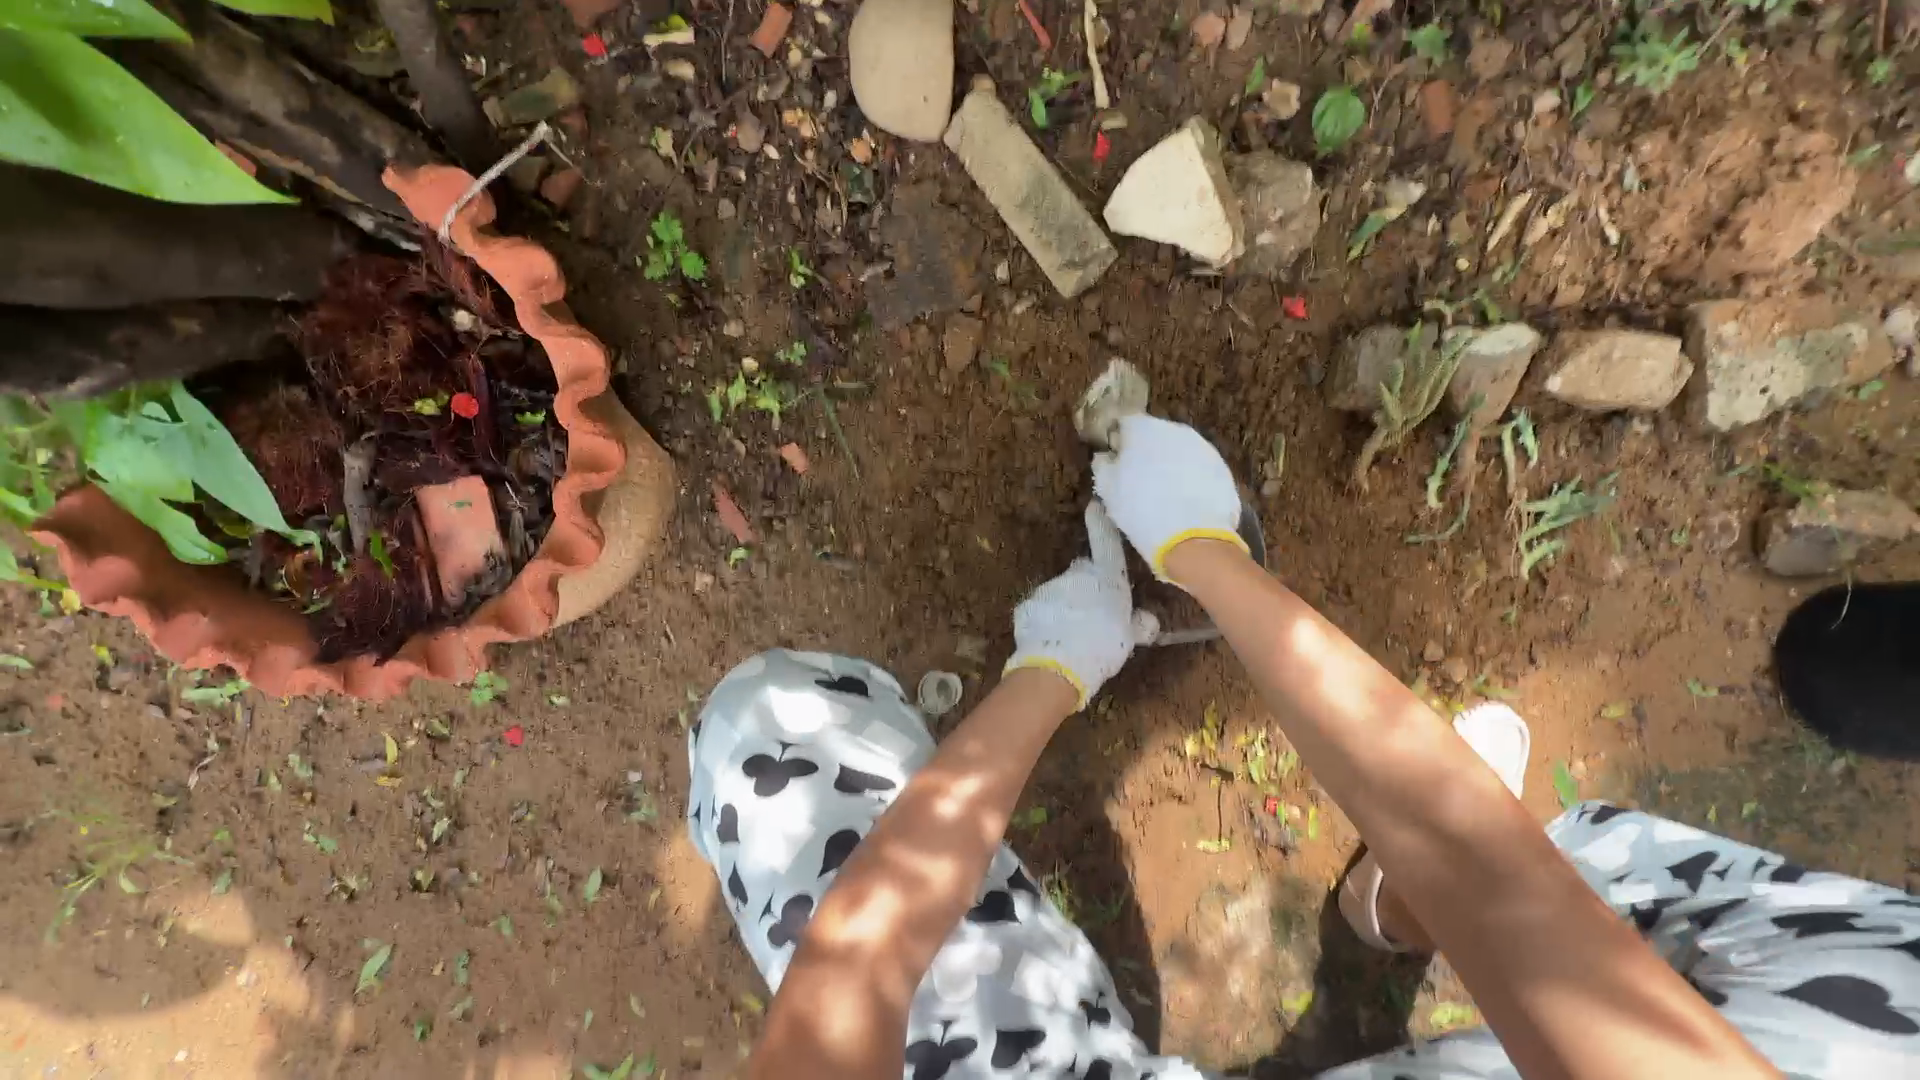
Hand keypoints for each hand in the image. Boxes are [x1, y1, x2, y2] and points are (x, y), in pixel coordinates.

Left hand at [1004, 500, 1160, 709]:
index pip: (1106, 543)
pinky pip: (1041, 609)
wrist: (1058, 666)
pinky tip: (1053, 641)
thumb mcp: (1129, 639)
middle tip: (1094, 615)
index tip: (1094, 505)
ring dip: (1067, 606)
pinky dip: (1047, 620)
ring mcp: (1049, 587)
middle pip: (1083, 573)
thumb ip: (1138, 625)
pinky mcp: (1028, 604)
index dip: (1101, 524)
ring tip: (1073, 636)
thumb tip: (1147, 620)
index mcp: (1106, 579)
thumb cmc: (1103, 649)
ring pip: (1061, 592)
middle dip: (1087, 586)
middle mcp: (1077, 575)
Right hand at [1090, 414, 1248, 580]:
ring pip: (1179, 450)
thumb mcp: (1109, 492)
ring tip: (1163, 492)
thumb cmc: (1141, 511)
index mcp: (1144, 430)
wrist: (1192, 539)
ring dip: (1170, 464)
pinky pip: (1198, 468)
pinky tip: (1184, 501)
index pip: (1126, 424)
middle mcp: (1175, 430)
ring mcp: (1203, 448)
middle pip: (1155, 435)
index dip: (1119, 441)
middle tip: (1138, 478)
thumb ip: (1104, 467)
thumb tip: (1106, 457)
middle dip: (1146, 451)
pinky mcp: (1222, 468)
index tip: (1116, 461)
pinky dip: (1190, 478)